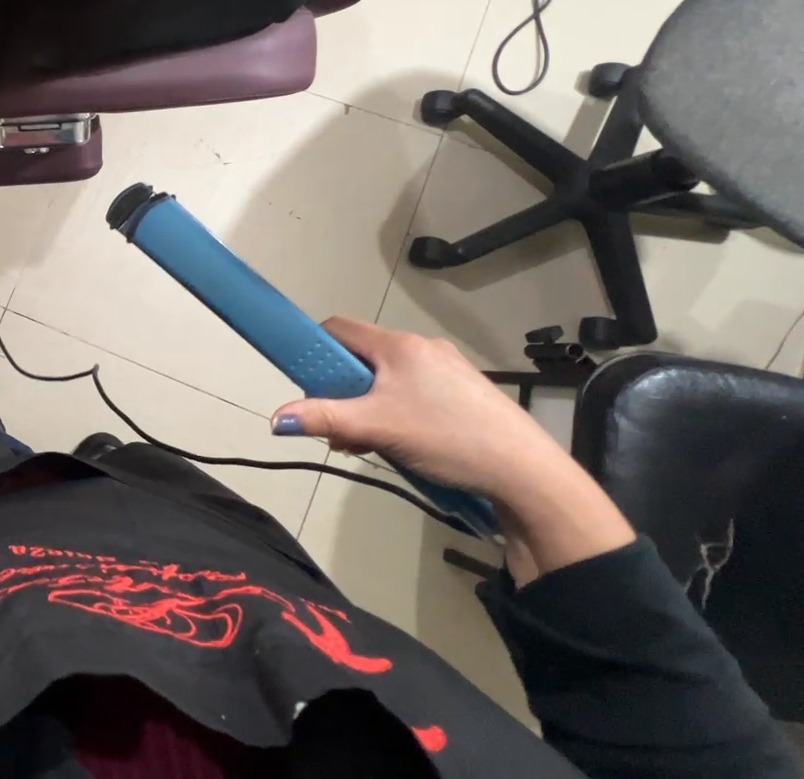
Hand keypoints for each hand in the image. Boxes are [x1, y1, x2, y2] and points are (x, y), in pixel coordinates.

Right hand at [274, 318, 633, 584]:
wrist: (529, 475)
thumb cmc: (448, 437)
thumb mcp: (375, 428)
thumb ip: (322, 419)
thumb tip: (274, 420)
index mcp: (399, 345)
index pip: (338, 328)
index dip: (314, 347)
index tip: (305, 379)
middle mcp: (423, 348)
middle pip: (361, 357)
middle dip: (339, 389)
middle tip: (336, 422)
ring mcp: (447, 370)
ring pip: (385, 379)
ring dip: (366, 406)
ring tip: (368, 441)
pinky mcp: (463, 394)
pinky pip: (411, 393)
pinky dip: (394, 413)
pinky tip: (400, 443)